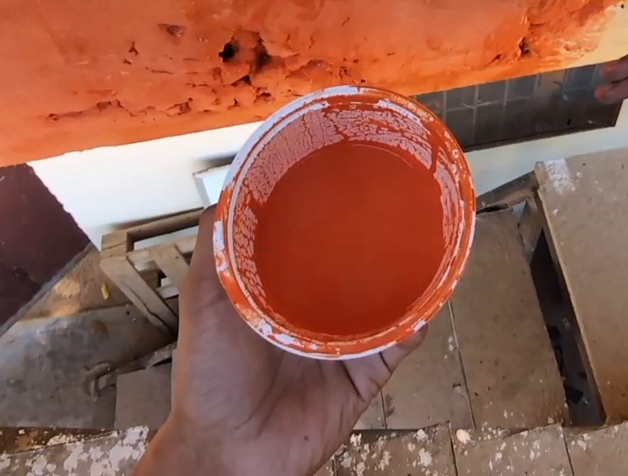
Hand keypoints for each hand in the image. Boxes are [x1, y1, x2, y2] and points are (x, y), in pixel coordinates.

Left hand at [135, 205, 425, 475]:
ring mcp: (345, 342)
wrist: (228, 452)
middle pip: (360, 268)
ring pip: (388, 302)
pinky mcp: (364, 375)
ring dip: (409, 280)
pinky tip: (423, 307)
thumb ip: (214, 252)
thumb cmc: (209, 378)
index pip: (320, 243)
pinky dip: (415, 326)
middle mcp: (321, 310)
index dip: (337, 214)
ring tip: (425, 249)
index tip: (354, 179)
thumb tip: (228, 191)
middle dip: (382, 242)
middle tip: (401, 208)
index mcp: (288, 289)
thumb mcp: (203, 301)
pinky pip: (398, 346)